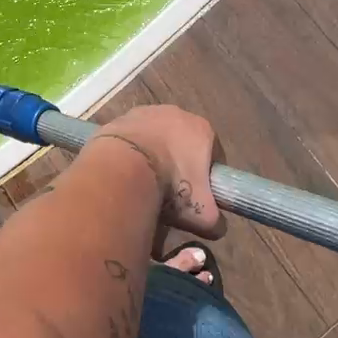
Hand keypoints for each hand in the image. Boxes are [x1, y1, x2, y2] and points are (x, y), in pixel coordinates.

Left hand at [93, 105, 224, 238]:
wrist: (124, 168)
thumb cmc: (172, 186)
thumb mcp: (204, 215)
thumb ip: (216, 220)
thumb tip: (216, 225)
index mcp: (202, 128)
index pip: (213, 153)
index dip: (209, 175)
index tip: (200, 194)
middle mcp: (176, 112)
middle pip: (183, 142)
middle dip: (180, 163)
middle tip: (172, 189)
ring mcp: (145, 111)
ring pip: (156, 138)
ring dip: (154, 155)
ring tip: (147, 181)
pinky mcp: (121, 117)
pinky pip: (133, 139)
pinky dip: (133, 153)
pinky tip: (127, 172)